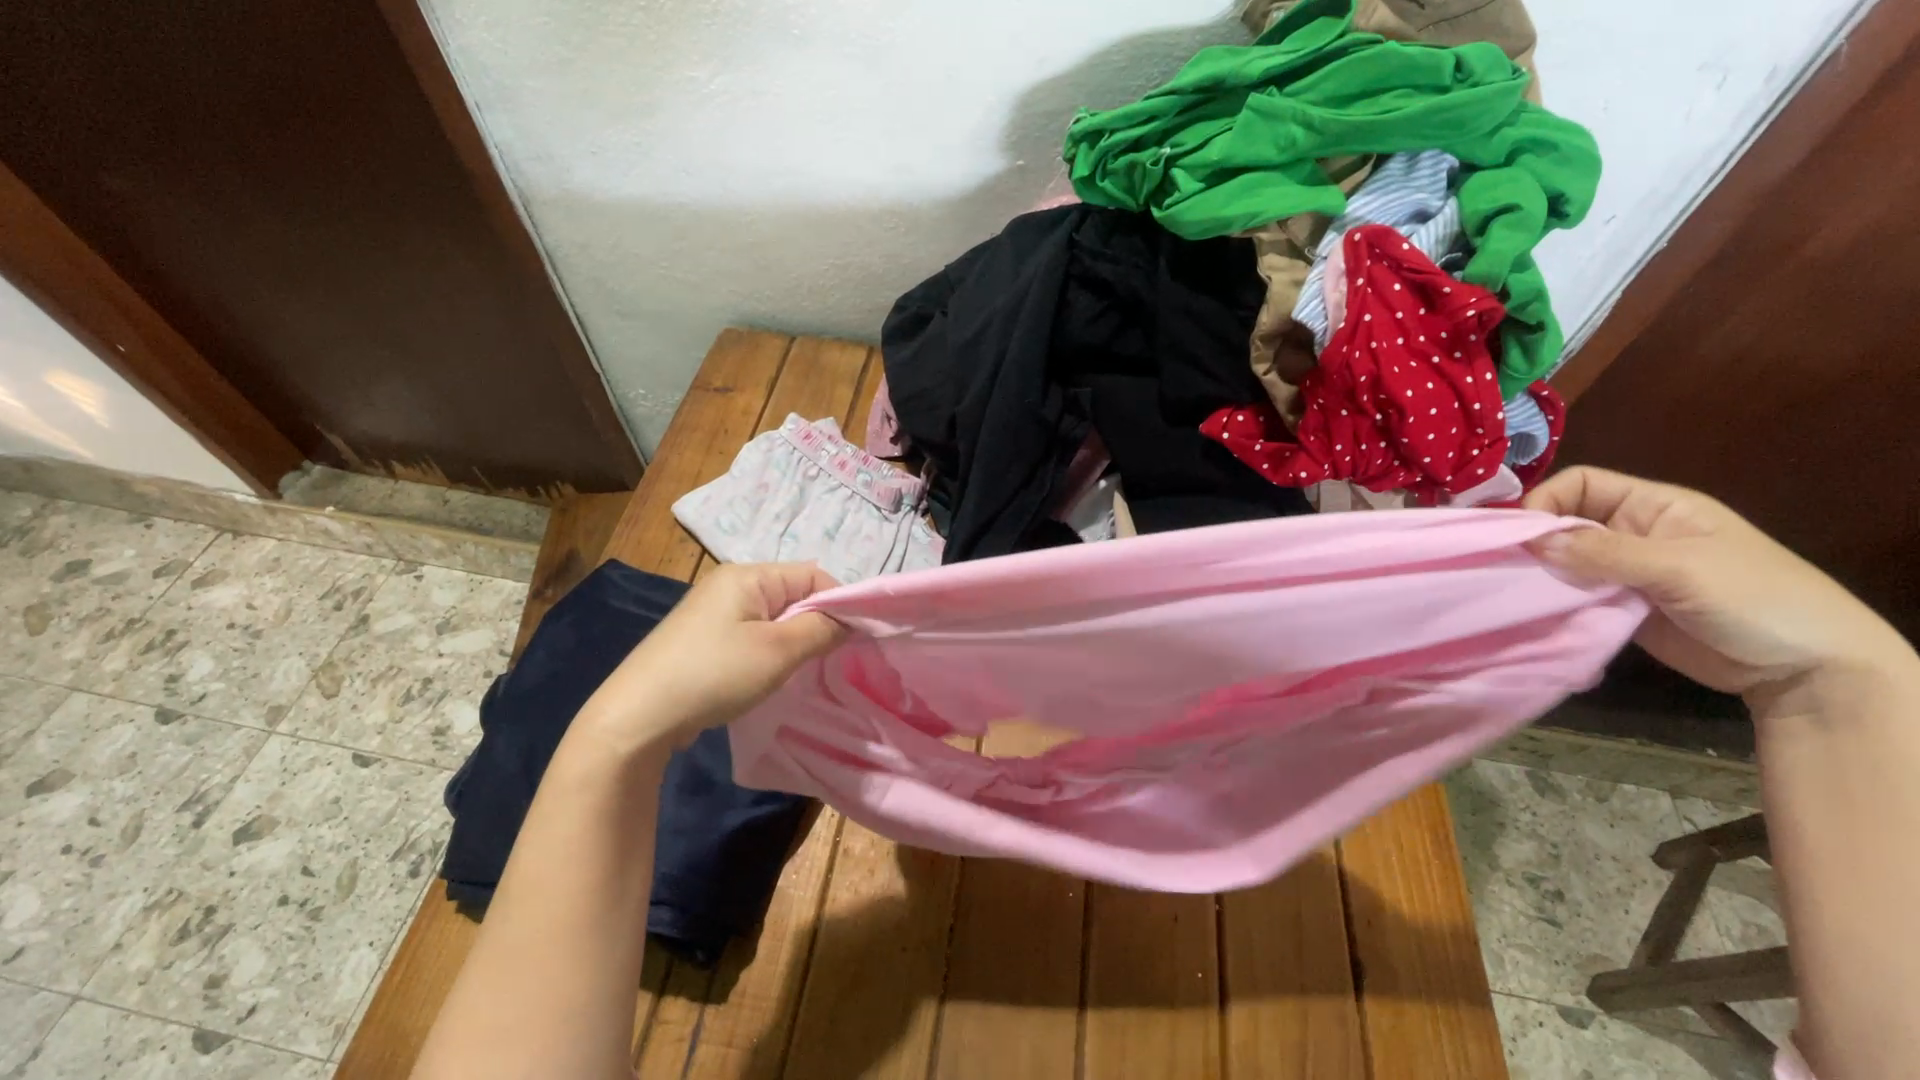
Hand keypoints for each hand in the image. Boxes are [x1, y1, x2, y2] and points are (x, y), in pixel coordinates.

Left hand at [576, 563, 846, 749]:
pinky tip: (770, 677)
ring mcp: (714, 613)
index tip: (858, 638)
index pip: (814, 575)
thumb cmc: (715, 674)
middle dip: (818, 623)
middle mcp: (731, 584)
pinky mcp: (704, 640)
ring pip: (775, 618)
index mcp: (749, 575)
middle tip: (832, 659)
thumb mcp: (778, 651)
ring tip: (803, 671)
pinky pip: (753, 635)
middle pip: (795, 594)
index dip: (841, 602)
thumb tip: (852, 619)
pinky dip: (770, 652)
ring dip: (795, 641)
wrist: (639, 715)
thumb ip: (822, 629)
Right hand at [1524, 466, 1910, 698]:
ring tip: (1518, 592)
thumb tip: (1532, 541)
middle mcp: (1634, 533)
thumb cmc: (1756, 599)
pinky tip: (1540, 614)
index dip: (1547, 500)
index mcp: (1654, 506)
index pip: (1582, 483)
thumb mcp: (1680, 568)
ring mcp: (1627, 573)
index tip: (1522, 534)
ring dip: (1543, 574)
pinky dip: (1556, 602)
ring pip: (1566, 561)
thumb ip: (1605, 553)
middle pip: (1566, 522)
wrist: (1804, 669)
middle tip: (1508, 566)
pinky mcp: (1621, 609)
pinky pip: (1575, 596)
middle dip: (1537, 540)